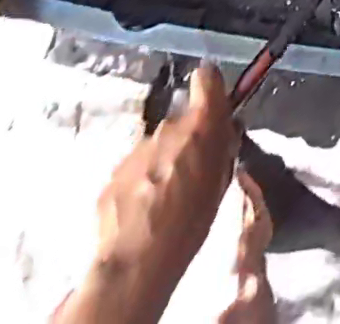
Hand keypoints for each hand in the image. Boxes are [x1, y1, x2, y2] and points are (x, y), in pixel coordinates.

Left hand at [60, 66, 237, 323]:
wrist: (136, 261)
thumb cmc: (193, 218)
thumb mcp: (223, 178)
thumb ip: (225, 145)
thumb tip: (226, 128)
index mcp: (200, 124)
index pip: (207, 77)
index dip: (212, 84)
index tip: (215, 100)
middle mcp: (167, 127)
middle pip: (183, 119)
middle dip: (190, 136)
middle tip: (196, 167)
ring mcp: (136, 150)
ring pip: (159, 144)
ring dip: (166, 159)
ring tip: (169, 195)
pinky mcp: (112, 174)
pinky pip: (137, 167)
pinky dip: (144, 180)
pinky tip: (147, 208)